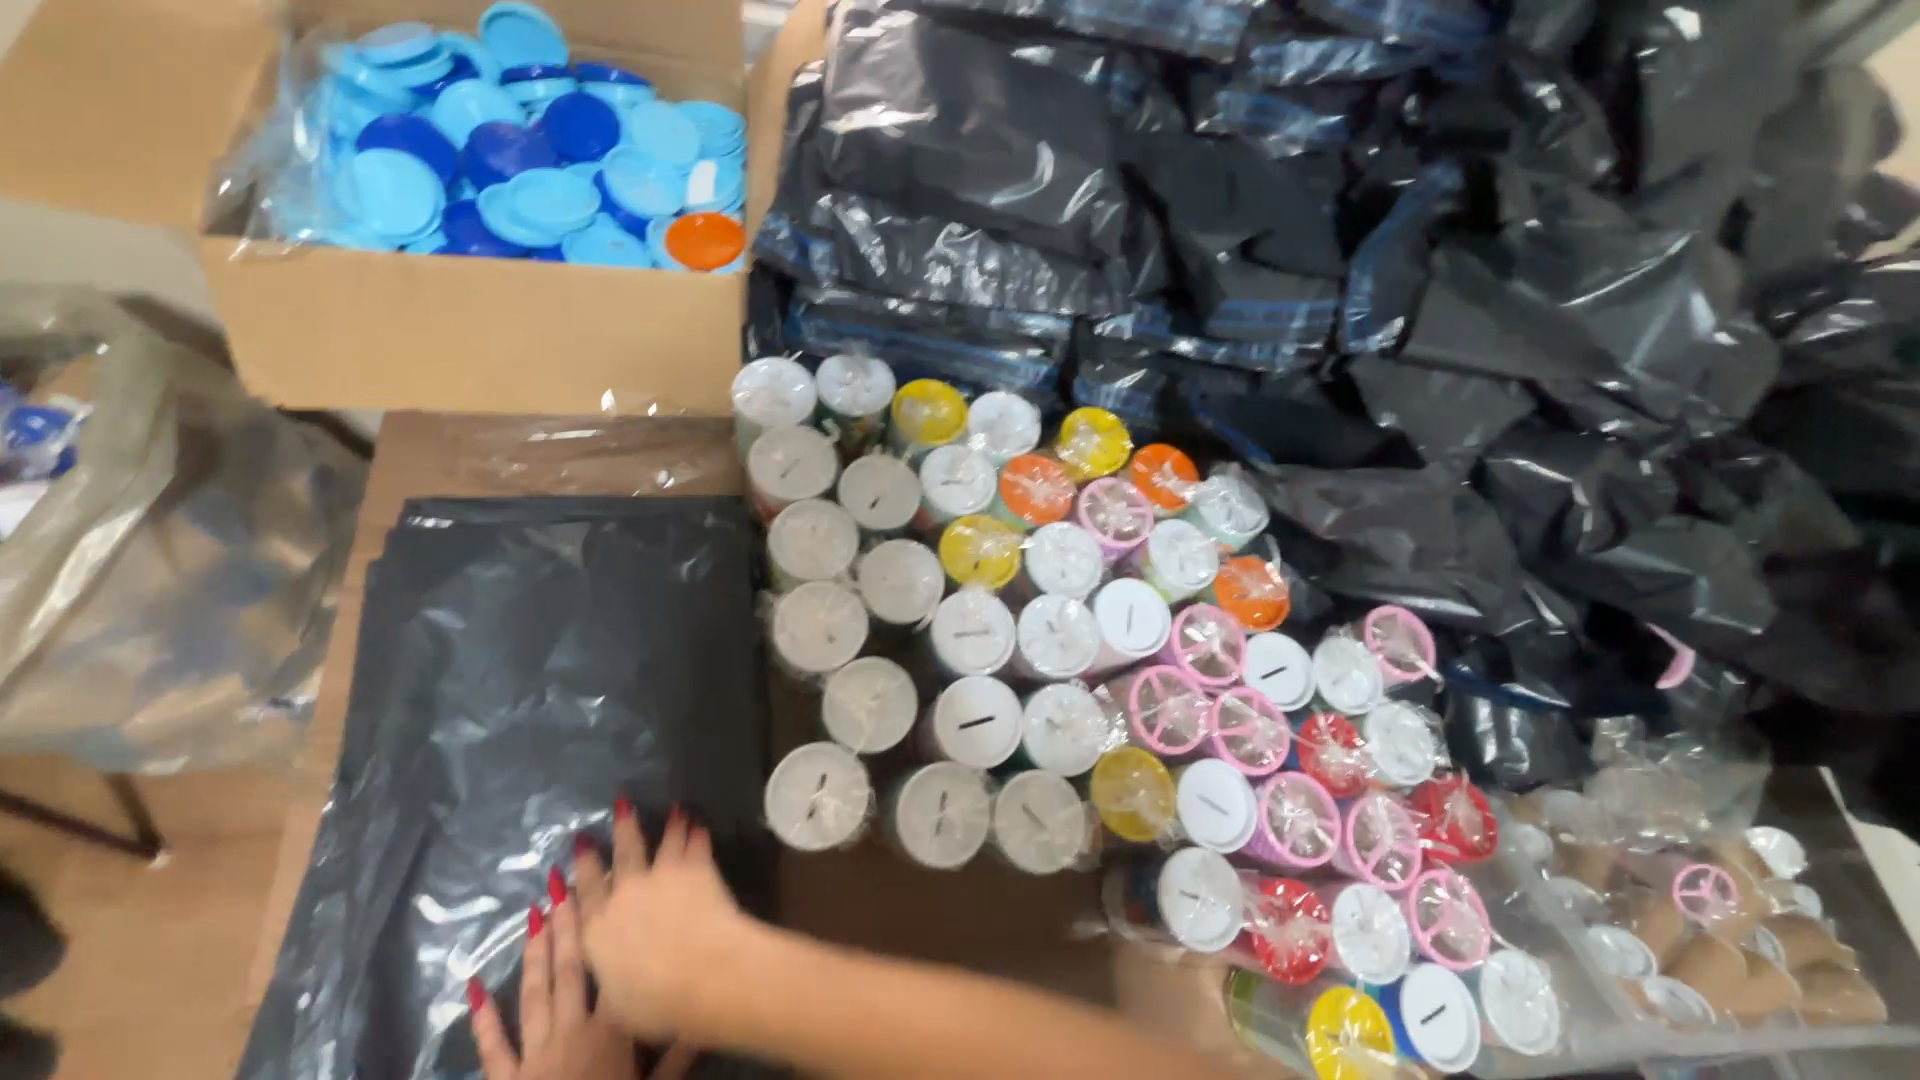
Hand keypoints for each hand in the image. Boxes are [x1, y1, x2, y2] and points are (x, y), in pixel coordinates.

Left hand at [469, 843, 697, 1079]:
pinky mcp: (505, 1079)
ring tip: (534, 911)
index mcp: (613, 1030)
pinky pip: (493, 1045)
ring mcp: (535, 1053)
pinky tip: (473, 986)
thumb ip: (679, 1053)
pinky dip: (482, 1016)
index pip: (617, 969)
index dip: (615, 928)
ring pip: (536, 993)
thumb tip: (706, 1012)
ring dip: (536, 952)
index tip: (613, 892)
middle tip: (565, 882)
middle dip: (570, 924)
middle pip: (574, 969)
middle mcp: (573, 1030)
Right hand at [580, 800, 762, 1041]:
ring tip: (673, 808)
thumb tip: (613, 979)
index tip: (581, 845)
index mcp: (596, 932)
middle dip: (621, 829)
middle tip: (621, 804)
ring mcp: (661, 877)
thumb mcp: (618, 1005)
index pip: (585, 894)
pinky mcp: (695, 868)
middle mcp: (625, 896)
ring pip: (662, 842)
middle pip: (622, 856)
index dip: (583, 868)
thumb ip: (612, 983)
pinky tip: (699, 823)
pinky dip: (696, 832)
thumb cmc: (655, 1002)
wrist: (701, 972)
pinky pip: (695, 844)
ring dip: (668, 823)